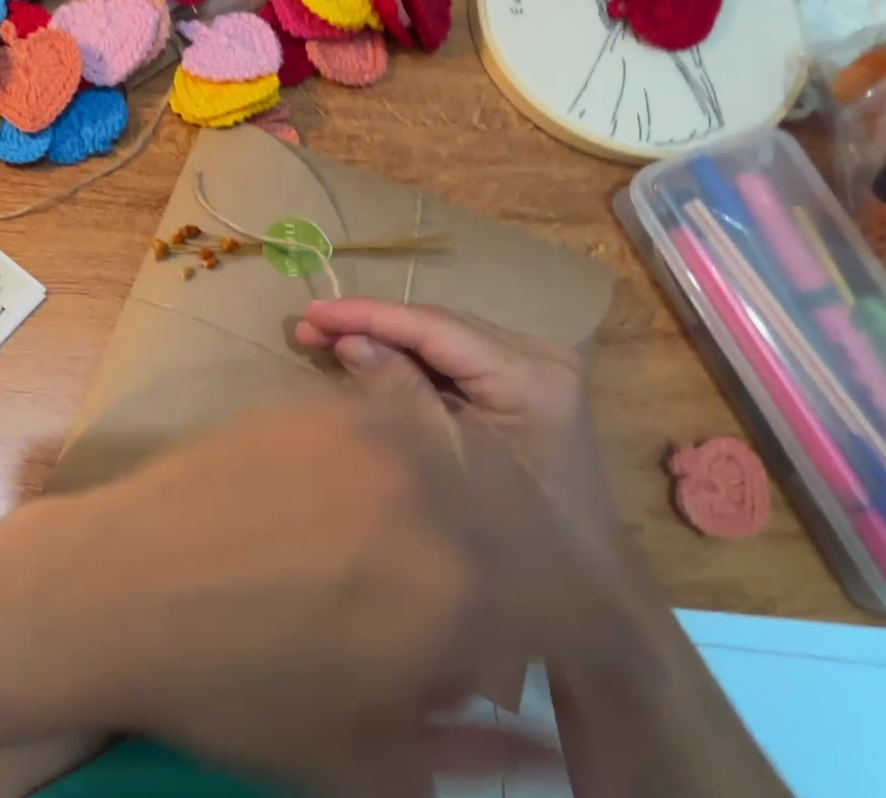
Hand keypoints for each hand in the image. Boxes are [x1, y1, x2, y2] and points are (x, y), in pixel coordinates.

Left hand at [0, 390, 601, 793]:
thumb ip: (462, 746)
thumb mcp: (352, 754)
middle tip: (460, 588)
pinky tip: (346, 485)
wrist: (106, 592)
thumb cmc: (222, 687)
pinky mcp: (309, 412)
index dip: (560, 627)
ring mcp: (366, 443)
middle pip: (523, 517)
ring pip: (459, 456)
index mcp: (463, 597)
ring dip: (460, 493)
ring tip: (399, 534)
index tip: (530, 644)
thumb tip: (537, 744)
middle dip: (518, 556)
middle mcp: (431, 502)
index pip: (568, 603)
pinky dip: (395, 448)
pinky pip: (385, 416)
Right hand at [295, 299, 617, 533]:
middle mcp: (540, 354)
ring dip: (386, 335)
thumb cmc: (512, 530)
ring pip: (445, 334)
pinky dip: (410, 355)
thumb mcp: (445, 461)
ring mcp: (538, 363)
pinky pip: (457, 353)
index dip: (367, 315)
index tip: (311, 311)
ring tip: (325, 337)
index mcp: (529, 376)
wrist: (578, 574)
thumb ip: (399, 394)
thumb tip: (349, 342)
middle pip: (438, 324)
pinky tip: (370, 354)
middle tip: (307, 327)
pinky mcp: (528, 378)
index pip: (433, 327)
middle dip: (370, 323)